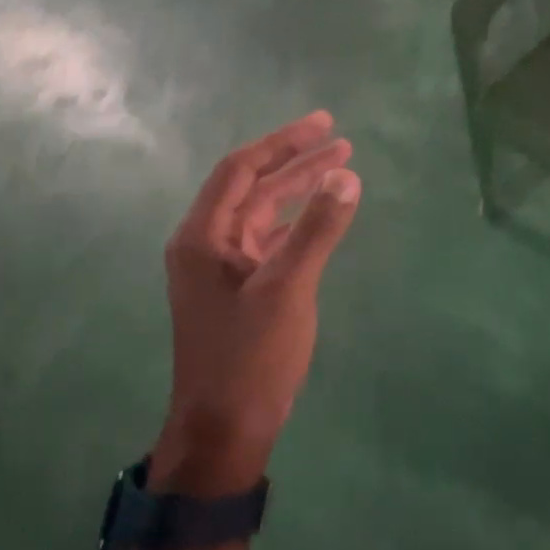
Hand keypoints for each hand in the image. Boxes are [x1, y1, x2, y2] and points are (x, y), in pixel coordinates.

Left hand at [152, 112, 360, 494]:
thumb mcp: (287, 287)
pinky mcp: (243, 291)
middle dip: (296, 162)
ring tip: (342, 168)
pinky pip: (273, 240)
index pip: (240, 170)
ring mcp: (224, 270)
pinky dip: (299, 222)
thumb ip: (317, 229)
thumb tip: (346, 175)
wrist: (225, 426)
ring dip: (300, 189)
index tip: (325, 123)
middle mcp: (207, 246)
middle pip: (253, 187)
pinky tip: (325, 215)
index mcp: (202, 237)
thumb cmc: (249, 354)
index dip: (282, 142)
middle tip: (342, 140)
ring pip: (265, 213)